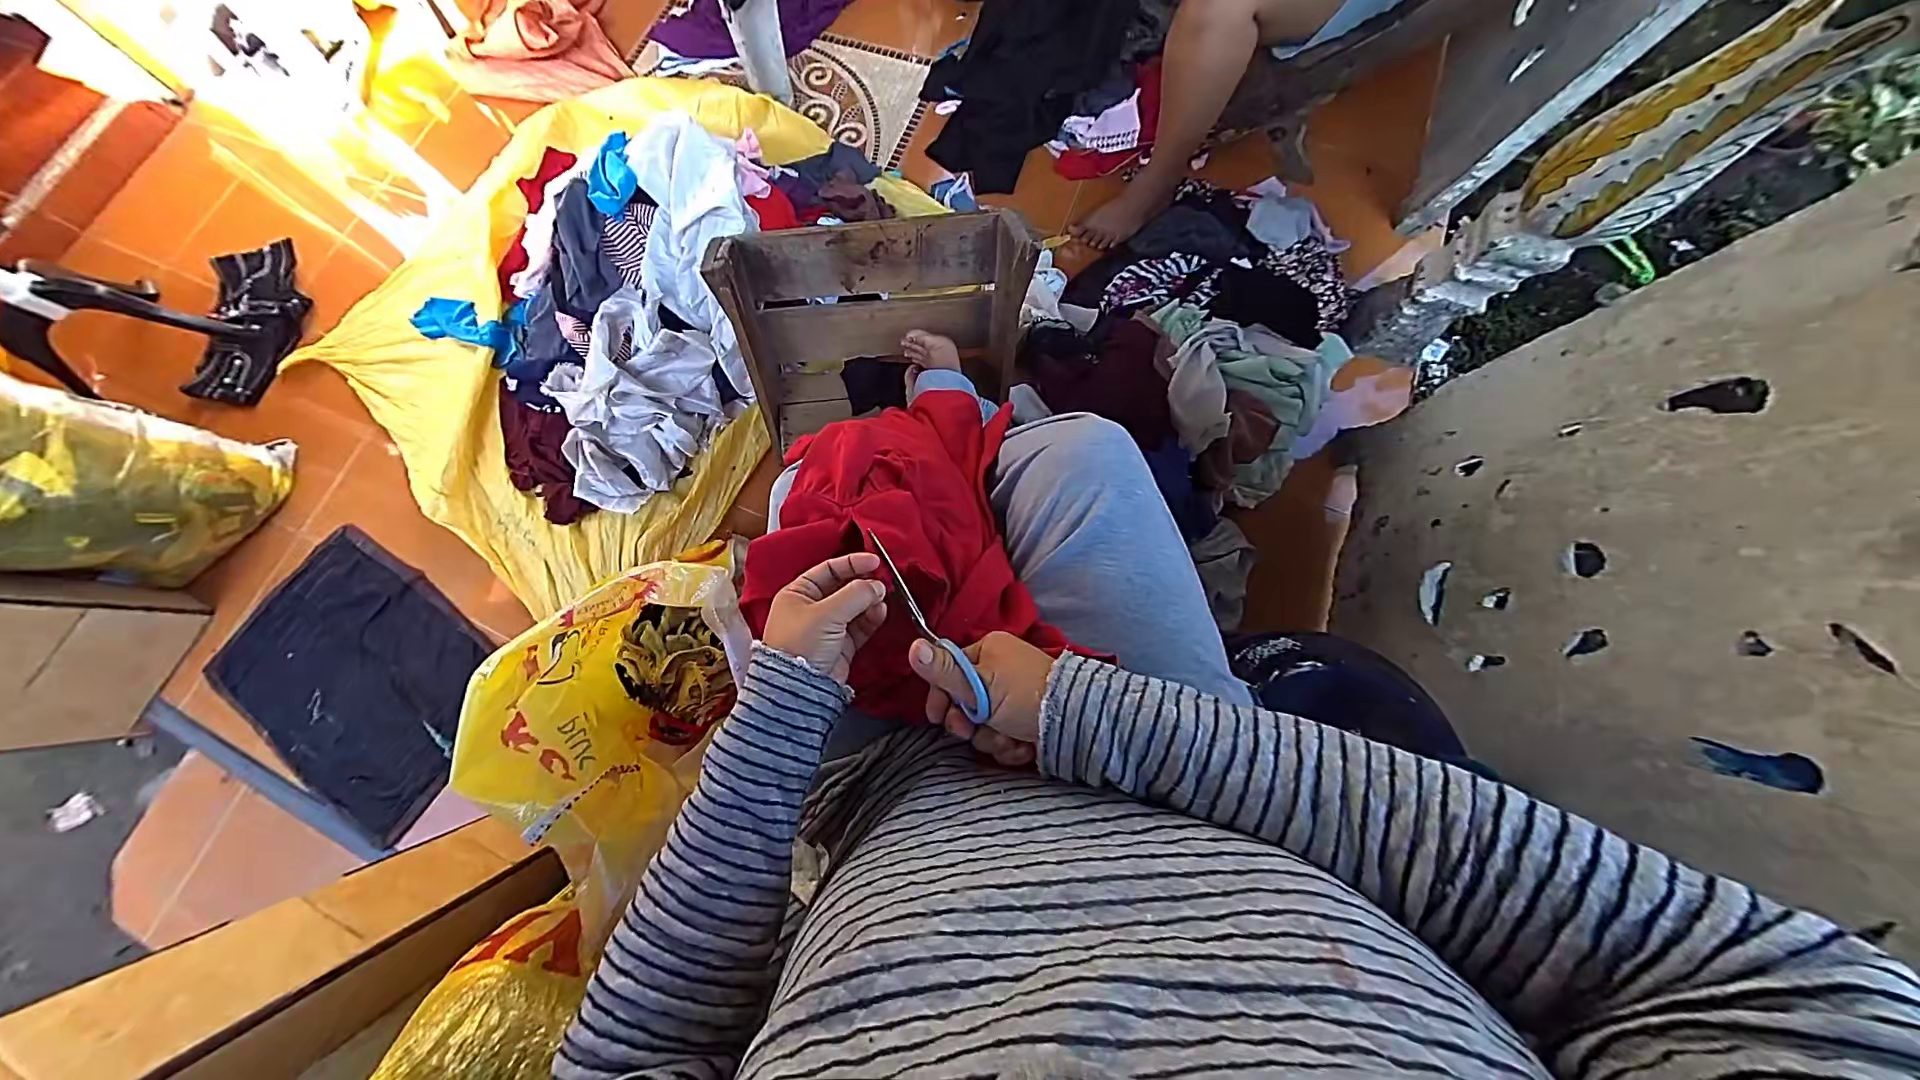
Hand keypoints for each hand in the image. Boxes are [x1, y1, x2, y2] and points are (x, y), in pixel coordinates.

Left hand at [762, 553, 887, 682]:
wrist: (798, 688)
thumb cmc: (801, 644)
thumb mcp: (827, 613)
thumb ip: (855, 594)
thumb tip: (878, 585)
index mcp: (798, 593)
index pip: (828, 569)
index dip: (852, 563)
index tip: (874, 561)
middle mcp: (812, 607)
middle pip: (844, 587)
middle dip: (864, 583)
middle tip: (883, 581)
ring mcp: (827, 626)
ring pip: (855, 606)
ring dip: (870, 601)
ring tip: (882, 599)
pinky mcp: (841, 644)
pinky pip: (860, 625)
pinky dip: (871, 618)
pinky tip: (880, 612)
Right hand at [909, 631, 1053, 767]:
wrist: (1072, 723)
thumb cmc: (1023, 696)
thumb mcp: (978, 683)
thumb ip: (943, 671)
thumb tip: (913, 647)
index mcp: (988, 651)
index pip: (949, 672)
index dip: (941, 698)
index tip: (938, 717)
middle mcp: (1000, 670)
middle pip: (965, 702)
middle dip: (969, 723)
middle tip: (971, 731)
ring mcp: (1014, 697)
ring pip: (984, 724)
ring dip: (992, 738)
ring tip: (1008, 738)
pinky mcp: (1026, 720)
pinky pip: (1004, 735)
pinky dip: (1010, 745)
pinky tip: (1022, 745)